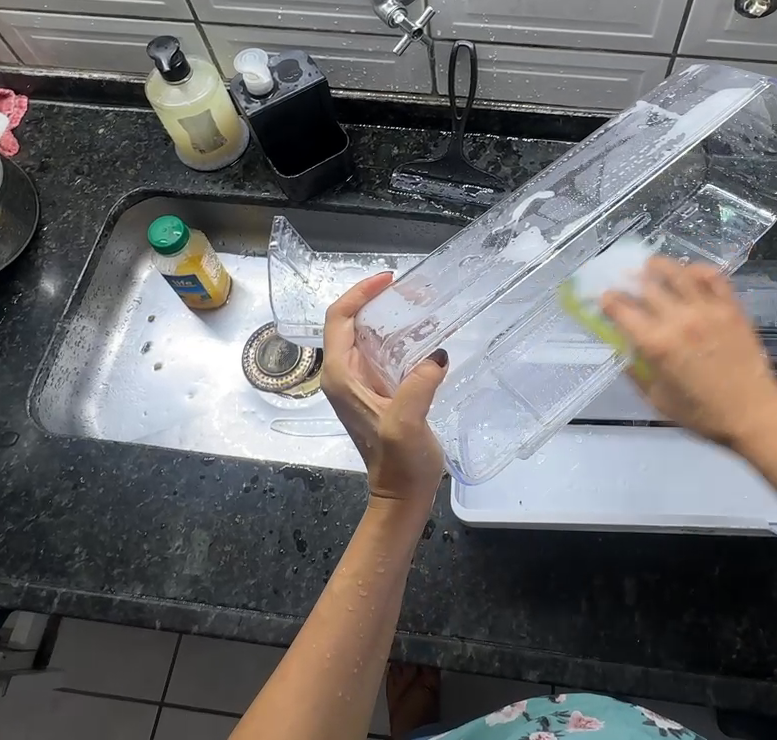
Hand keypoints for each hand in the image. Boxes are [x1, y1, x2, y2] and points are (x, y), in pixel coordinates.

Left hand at [322, 272, 447, 509]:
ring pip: (368, 337)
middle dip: (376, 300)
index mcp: (341, 377)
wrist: (401, 497)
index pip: (339, 320)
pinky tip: (425, 334)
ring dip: (389, 317)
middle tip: (411, 289)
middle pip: (351, 324)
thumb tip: (437, 354)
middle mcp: (345, 377)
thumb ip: (418, 386)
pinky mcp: (378, 392)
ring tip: (420, 304)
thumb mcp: (406, 424)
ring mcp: (361, 385)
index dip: (359, 294)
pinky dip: (400, 337)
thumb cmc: (398, 464)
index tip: (389, 279)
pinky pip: (383, 353)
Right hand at [600, 257, 776, 448]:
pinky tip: (688, 273)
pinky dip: (696, 270)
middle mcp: (679, 320)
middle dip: (629, 280)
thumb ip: (635, 372)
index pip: (622, 310)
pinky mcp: (730, 308)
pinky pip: (712, 276)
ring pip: (677, 272)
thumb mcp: (657, 399)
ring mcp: (707, 310)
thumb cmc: (703, 414)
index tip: (605, 298)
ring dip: (659, 266)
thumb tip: (621, 349)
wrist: (754, 415)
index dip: (608, 300)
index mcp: (656, 344)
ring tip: (651, 266)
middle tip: (625, 281)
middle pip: (645, 285)